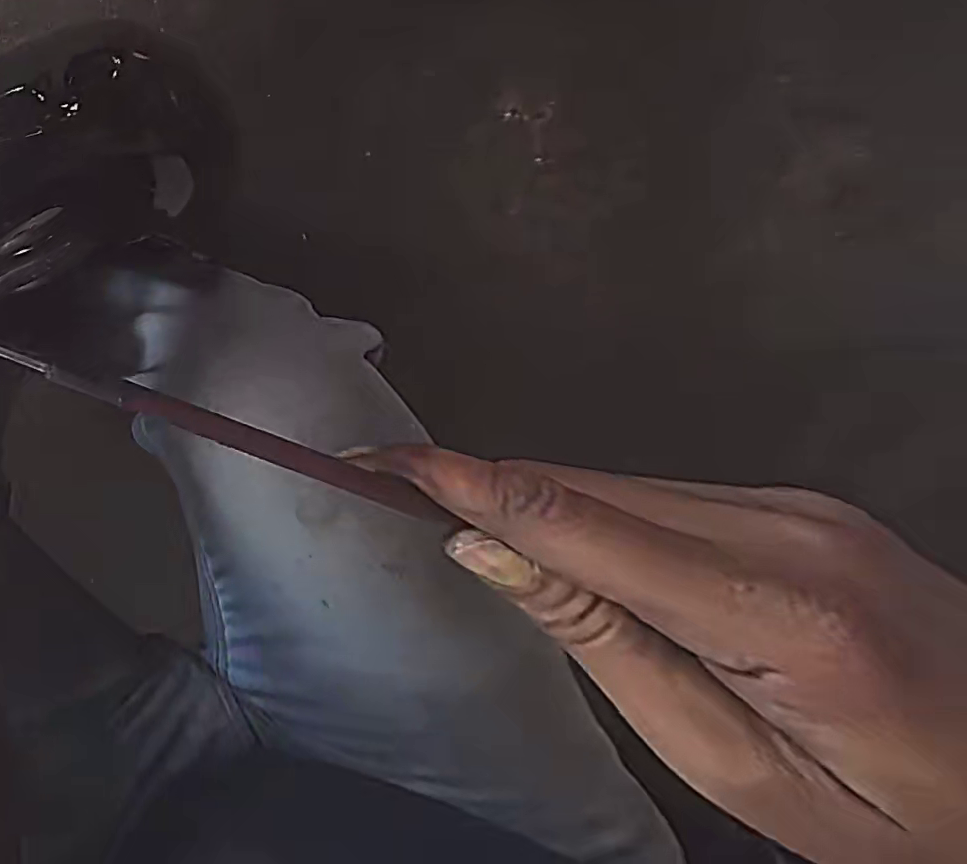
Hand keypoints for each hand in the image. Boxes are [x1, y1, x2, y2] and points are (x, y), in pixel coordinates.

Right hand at [345, 446, 966, 862]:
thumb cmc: (895, 814)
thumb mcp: (724, 757)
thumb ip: (591, 634)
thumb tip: (477, 547)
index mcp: (775, 608)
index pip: (563, 514)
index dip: (454, 480)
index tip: (378, 459)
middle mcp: (782, 529)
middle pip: (570, 486)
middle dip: (473, 489)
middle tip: (394, 493)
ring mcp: (790, 505)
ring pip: (596, 481)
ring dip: (522, 502)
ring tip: (478, 535)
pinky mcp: (785, 502)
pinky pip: (637, 490)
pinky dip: (574, 507)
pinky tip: (565, 545)